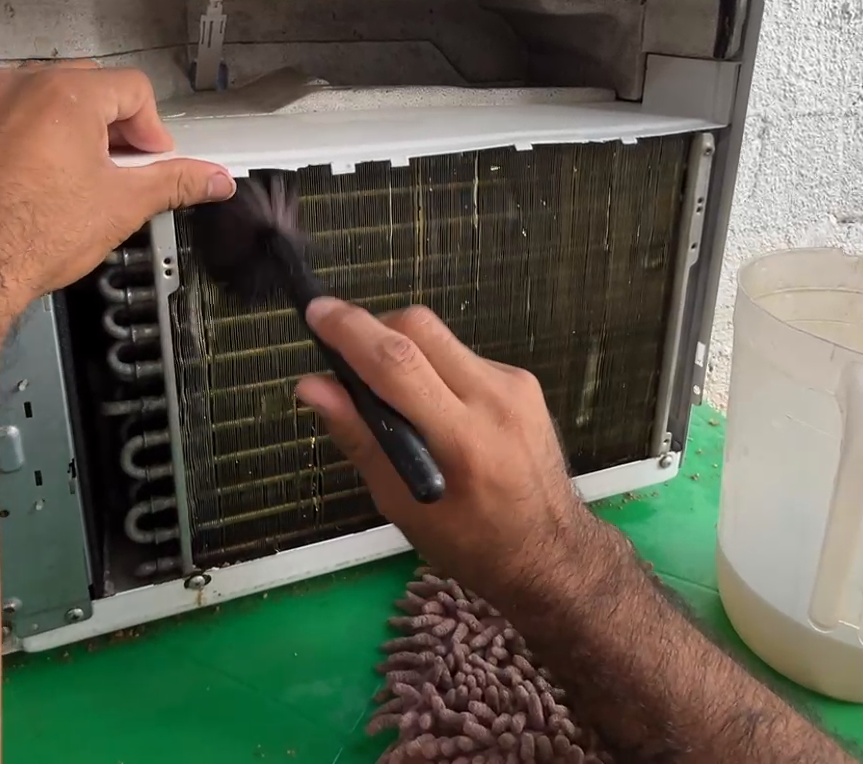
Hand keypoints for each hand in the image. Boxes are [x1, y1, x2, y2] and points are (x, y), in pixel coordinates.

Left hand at [0, 62, 233, 326]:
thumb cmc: (26, 235)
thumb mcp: (122, 206)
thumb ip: (176, 183)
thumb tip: (215, 180)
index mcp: (67, 95)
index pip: (134, 88)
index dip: (152, 129)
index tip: (148, 162)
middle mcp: (19, 86)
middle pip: (89, 87)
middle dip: (112, 126)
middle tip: (117, 169)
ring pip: (43, 99)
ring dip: (68, 128)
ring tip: (72, 179)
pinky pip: (3, 115)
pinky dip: (25, 137)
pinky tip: (30, 182)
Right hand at [295, 300, 603, 601]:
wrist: (551, 551)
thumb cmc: (468, 542)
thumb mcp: (398, 504)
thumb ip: (358, 436)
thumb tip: (311, 386)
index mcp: (461, 439)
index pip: (397, 364)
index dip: (350, 331)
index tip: (317, 311)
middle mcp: (493, 398)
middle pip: (419, 327)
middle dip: (373, 326)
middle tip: (347, 355)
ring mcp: (514, 383)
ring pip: (439, 335)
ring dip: (402, 348)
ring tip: (392, 393)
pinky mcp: (523, 379)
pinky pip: (461, 353)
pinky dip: (433, 366)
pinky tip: (433, 404)